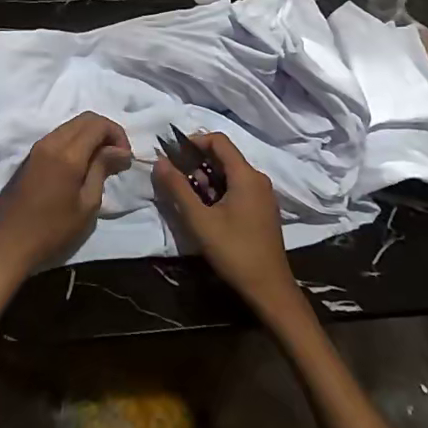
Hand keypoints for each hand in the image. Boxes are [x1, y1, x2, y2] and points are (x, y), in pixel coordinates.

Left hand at [0, 112, 131, 273]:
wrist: (10, 244)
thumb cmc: (54, 229)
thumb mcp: (87, 204)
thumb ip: (102, 169)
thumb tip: (120, 150)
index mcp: (67, 154)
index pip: (98, 124)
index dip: (117, 134)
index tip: (125, 157)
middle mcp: (51, 142)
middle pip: (85, 118)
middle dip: (106, 131)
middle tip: (116, 156)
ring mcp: (38, 148)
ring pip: (71, 125)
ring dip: (90, 135)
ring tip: (101, 161)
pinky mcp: (31, 156)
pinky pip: (59, 136)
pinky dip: (76, 141)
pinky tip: (82, 164)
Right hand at [152, 132, 298, 313]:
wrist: (268, 286)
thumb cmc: (233, 250)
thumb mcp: (199, 220)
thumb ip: (178, 188)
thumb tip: (160, 162)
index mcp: (246, 175)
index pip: (219, 141)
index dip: (194, 141)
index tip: (172, 154)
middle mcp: (258, 178)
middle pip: (225, 157)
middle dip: (197, 162)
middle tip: (175, 178)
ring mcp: (262, 194)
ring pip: (230, 174)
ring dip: (207, 178)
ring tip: (186, 195)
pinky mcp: (262, 208)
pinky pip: (238, 187)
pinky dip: (219, 190)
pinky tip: (205, 208)